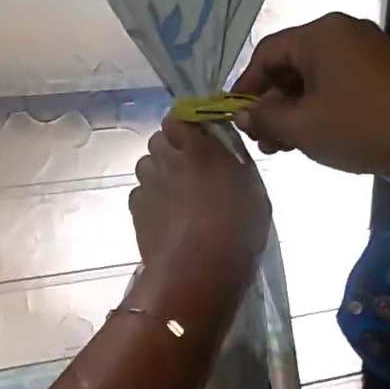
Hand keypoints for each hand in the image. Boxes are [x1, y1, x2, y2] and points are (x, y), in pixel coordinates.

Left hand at [129, 116, 270, 290]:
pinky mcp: (136, 208)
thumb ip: (235, 162)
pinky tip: (165, 217)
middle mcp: (169, 158)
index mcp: (201, 147)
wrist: (197, 270)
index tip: (198, 140)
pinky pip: (140, 193)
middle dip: (170, 149)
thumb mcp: (253, 190)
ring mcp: (148, 182)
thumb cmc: (237, 229)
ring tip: (176, 197)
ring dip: (158, 173)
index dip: (185, 128)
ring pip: (146, 165)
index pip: (179, 118)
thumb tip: (224, 149)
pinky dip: (149, 199)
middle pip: (159, 140)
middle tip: (189, 170)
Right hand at [232, 13, 389, 177]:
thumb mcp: (301, 127)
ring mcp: (367, 50)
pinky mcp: (383, 71)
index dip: (245, 87)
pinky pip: (336, 83)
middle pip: (290, 63)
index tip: (234, 118)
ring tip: (283, 146)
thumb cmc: (359, 128)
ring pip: (313, 77)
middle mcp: (343, 32)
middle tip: (261, 139)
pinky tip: (312, 136)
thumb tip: (241, 115)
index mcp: (320, 34)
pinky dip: (317, 107)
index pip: (266, 53)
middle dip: (270, 103)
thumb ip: (264, 118)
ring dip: (292, 110)